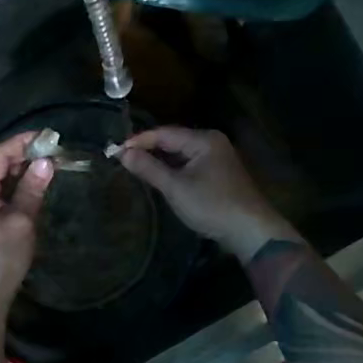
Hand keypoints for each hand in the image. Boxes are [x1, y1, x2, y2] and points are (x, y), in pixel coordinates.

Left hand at [0, 130, 53, 301]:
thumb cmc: (1, 257)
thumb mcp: (20, 221)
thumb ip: (31, 189)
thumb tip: (46, 161)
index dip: (21, 143)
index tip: (48, 135)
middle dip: (25, 155)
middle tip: (56, 148)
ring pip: (3, 179)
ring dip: (24, 170)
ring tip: (53, 161)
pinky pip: (4, 193)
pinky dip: (21, 186)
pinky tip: (39, 182)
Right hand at [118, 127, 296, 260]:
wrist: (248, 229)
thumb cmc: (210, 205)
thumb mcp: (174, 187)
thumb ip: (148, 168)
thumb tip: (123, 153)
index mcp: (203, 140)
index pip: (164, 133)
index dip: (138, 141)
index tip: (113, 152)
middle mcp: (211, 142)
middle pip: (171, 140)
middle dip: (146, 148)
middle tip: (119, 159)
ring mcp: (215, 157)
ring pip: (178, 152)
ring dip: (156, 158)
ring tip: (131, 166)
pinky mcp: (215, 171)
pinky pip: (186, 162)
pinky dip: (169, 167)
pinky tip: (154, 175)